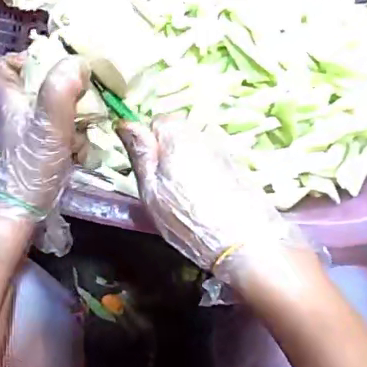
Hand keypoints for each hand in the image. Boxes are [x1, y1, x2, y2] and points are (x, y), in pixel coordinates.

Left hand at [0, 53, 86, 221]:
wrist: (22, 212)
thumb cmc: (31, 165)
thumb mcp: (49, 124)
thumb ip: (61, 90)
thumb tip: (78, 62)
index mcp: (9, 100)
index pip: (2, 66)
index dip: (23, 57)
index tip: (52, 61)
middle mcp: (14, 114)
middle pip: (35, 87)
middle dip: (62, 87)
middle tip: (85, 89)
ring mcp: (25, 135)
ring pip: (51, 111)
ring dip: (73, 115)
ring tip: (89, 120)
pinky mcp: (36, 153)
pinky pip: (58, 135)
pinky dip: (73, 138)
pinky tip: (82, 149)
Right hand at [116, 115, 314, 289]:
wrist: (242, 244)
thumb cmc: (186, 218)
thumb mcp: (151, 189)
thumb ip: (139, 152)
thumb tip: (124, 122)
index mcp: (178, 136)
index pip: (158, 122)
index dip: (150, 145)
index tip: (150, 171)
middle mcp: (204, 136)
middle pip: (179, 133)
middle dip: (170, 153)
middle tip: (167, 187)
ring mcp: (224, 151)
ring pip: (196, 148)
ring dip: (189, 164)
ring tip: (188, 196)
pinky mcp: (239, 167)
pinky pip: (213, 162)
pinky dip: (207, 175)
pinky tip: (208, 200)